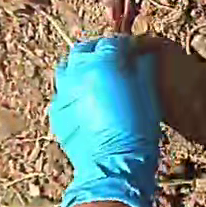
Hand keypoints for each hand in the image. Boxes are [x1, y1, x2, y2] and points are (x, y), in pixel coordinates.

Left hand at [49, 37, 160, 206]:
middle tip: (114, 63)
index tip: (135, 52)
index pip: (113, 42)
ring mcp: (63, 92)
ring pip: (68, 68)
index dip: (126, 46)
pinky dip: (76, 91)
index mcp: (103, 63)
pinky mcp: (56, 111)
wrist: (114, 165)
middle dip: (99, 51)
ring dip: (82, 68)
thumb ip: (144, 67)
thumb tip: (144, 55)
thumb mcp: (149, 92)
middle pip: (84, 50)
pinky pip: (64, 92)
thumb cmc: (138, 127)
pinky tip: (89, 104)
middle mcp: (77, 72)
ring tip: (97, 80)